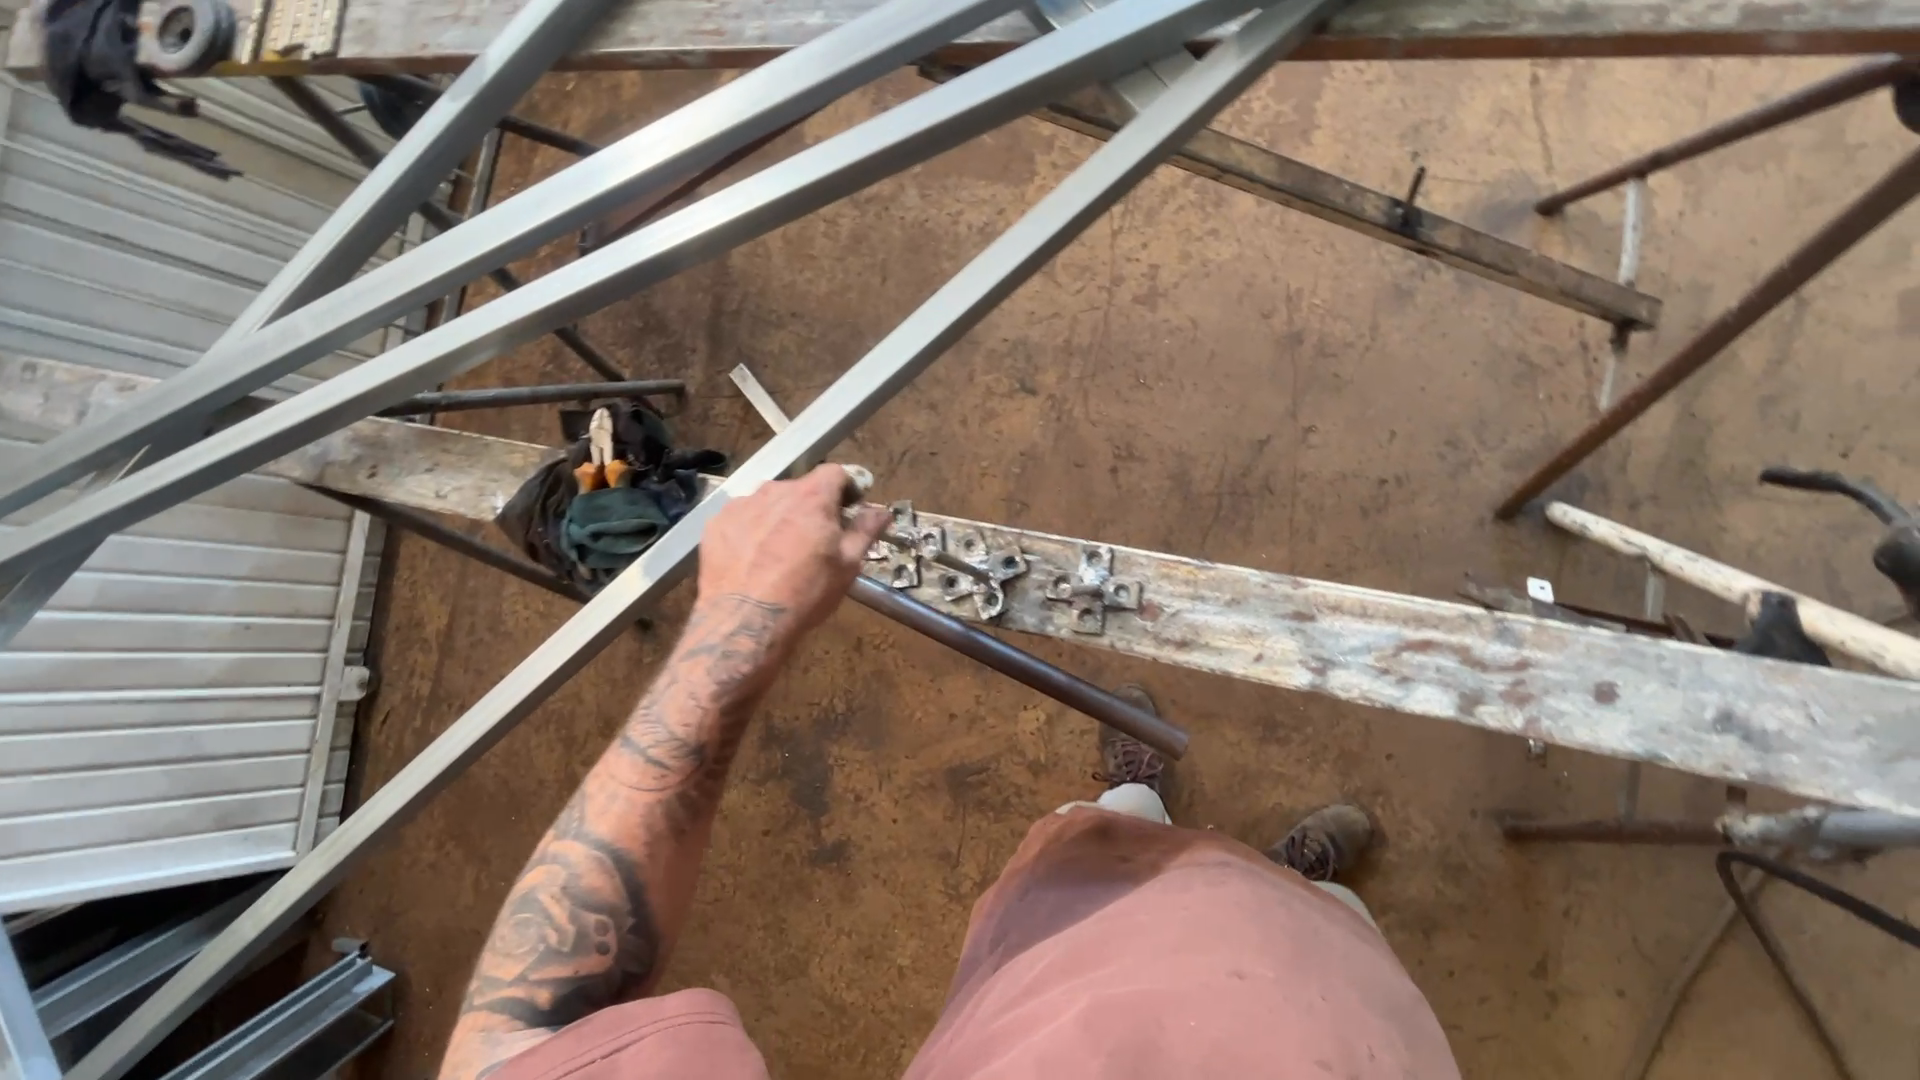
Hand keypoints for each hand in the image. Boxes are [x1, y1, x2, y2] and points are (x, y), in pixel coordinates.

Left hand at [695, 464, 887, 641]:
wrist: (746, 620)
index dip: (846, 488)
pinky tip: (752, 559)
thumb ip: (865, 530)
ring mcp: (741, 505)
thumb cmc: (806, 592)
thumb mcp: (847, 565)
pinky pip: (741, 517)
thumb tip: (882, 511)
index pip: (835, 472)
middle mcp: (775, 491)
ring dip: (779, 517)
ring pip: (769, 502)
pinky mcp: (715, 524)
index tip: (848, 511)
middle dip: (811, 507)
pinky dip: (750, 530)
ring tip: (780, 552)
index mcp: (812, 496)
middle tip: (815, 540)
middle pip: (800, 488)